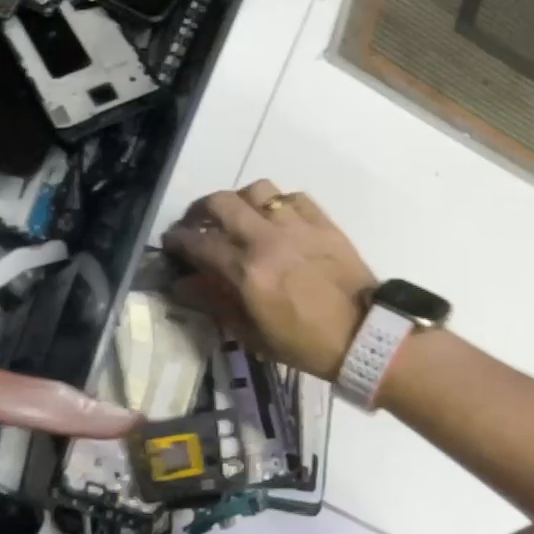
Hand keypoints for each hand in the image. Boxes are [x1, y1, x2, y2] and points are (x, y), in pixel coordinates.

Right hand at [162, 180, 375, 380]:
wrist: (363, 336)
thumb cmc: (303, 343)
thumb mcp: (251, 334)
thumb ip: (213, 302)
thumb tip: (181, 284)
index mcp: (246, 271)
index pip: (198, 242)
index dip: (177, 241)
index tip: (171, 245)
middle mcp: (267, 239)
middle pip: (220, 203)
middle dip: (199, 211)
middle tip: (197, 225)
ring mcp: (297, 226)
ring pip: (256, 190)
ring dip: (239, 201)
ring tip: (237, 217)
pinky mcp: (322, 221)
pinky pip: (292, 196)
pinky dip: (276, 204)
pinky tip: (275, 221)